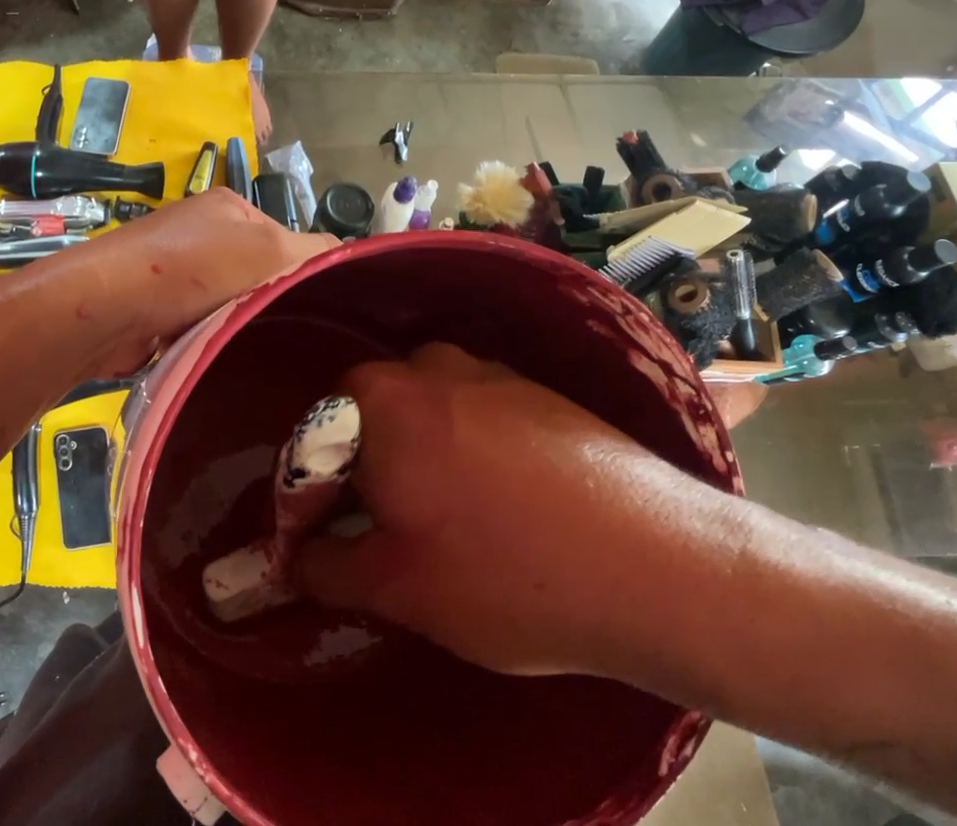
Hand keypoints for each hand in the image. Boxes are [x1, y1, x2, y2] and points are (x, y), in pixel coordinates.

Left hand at [51, 190, 333, 372]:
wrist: (106, 307)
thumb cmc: (190, 269)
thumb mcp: (267, 249)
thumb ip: (312, 252)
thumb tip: (351, 257)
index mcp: (230, 207)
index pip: (288, 239)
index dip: (303, 273)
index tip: (316, 310)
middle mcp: (201, 233)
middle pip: (257, 275)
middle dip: (269, 304)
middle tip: (288, 337)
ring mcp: (173, 272)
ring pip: (228, 306)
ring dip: (237, 327)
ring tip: (253, 351)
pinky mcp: (154, 310)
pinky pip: (199, 328)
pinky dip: (208, 342)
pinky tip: (217, 357)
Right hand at [298, 343, 737, 678]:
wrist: (662, 569)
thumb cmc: (505, 575)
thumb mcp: (395, 588)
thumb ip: (323, 567)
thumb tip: (294, 558)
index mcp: (379, 400)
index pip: (309, 438)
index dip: (307, 496)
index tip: (320, 543)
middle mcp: (432, 367)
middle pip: (368, 416)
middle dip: (363, 471)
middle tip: (382, 533)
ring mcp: (497, 375)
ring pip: (427, 414)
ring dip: (418, 460)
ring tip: (444, 523)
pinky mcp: (546, 396)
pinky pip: (479, 419)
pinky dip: (468, 455)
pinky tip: (500, 509)